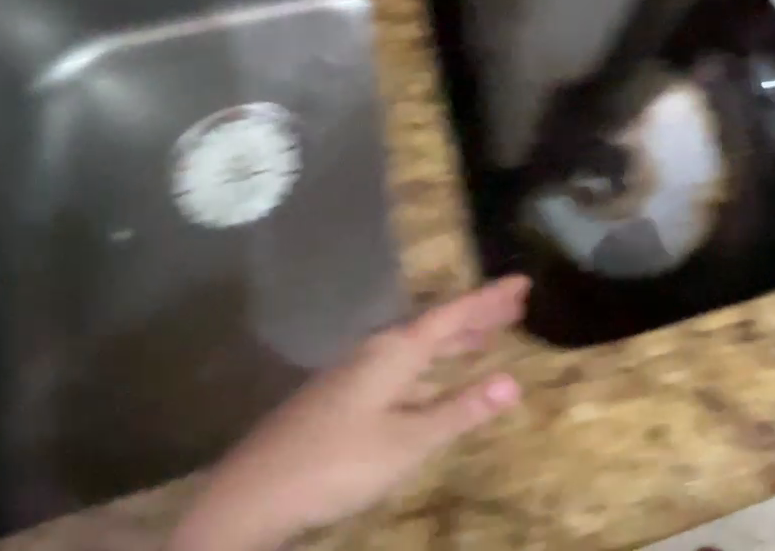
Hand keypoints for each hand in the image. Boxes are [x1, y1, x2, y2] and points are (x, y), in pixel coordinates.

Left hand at [169, 277, 529, 550]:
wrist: (250, 494)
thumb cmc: (336, 463)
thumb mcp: (408, 442)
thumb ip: (460, 410)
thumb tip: (515, 381)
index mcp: (396, 351)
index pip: (455, 314)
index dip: (490, 298)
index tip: (524, 280)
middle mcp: (378, 349)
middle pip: (438, 324)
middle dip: (478, 314)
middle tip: (517, 304)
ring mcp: (357, 371)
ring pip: (419, 344)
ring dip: (455, 338)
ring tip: (488, 333)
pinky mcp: (345, 394)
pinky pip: (404, 362)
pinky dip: (432, 361)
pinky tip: (434, 377)